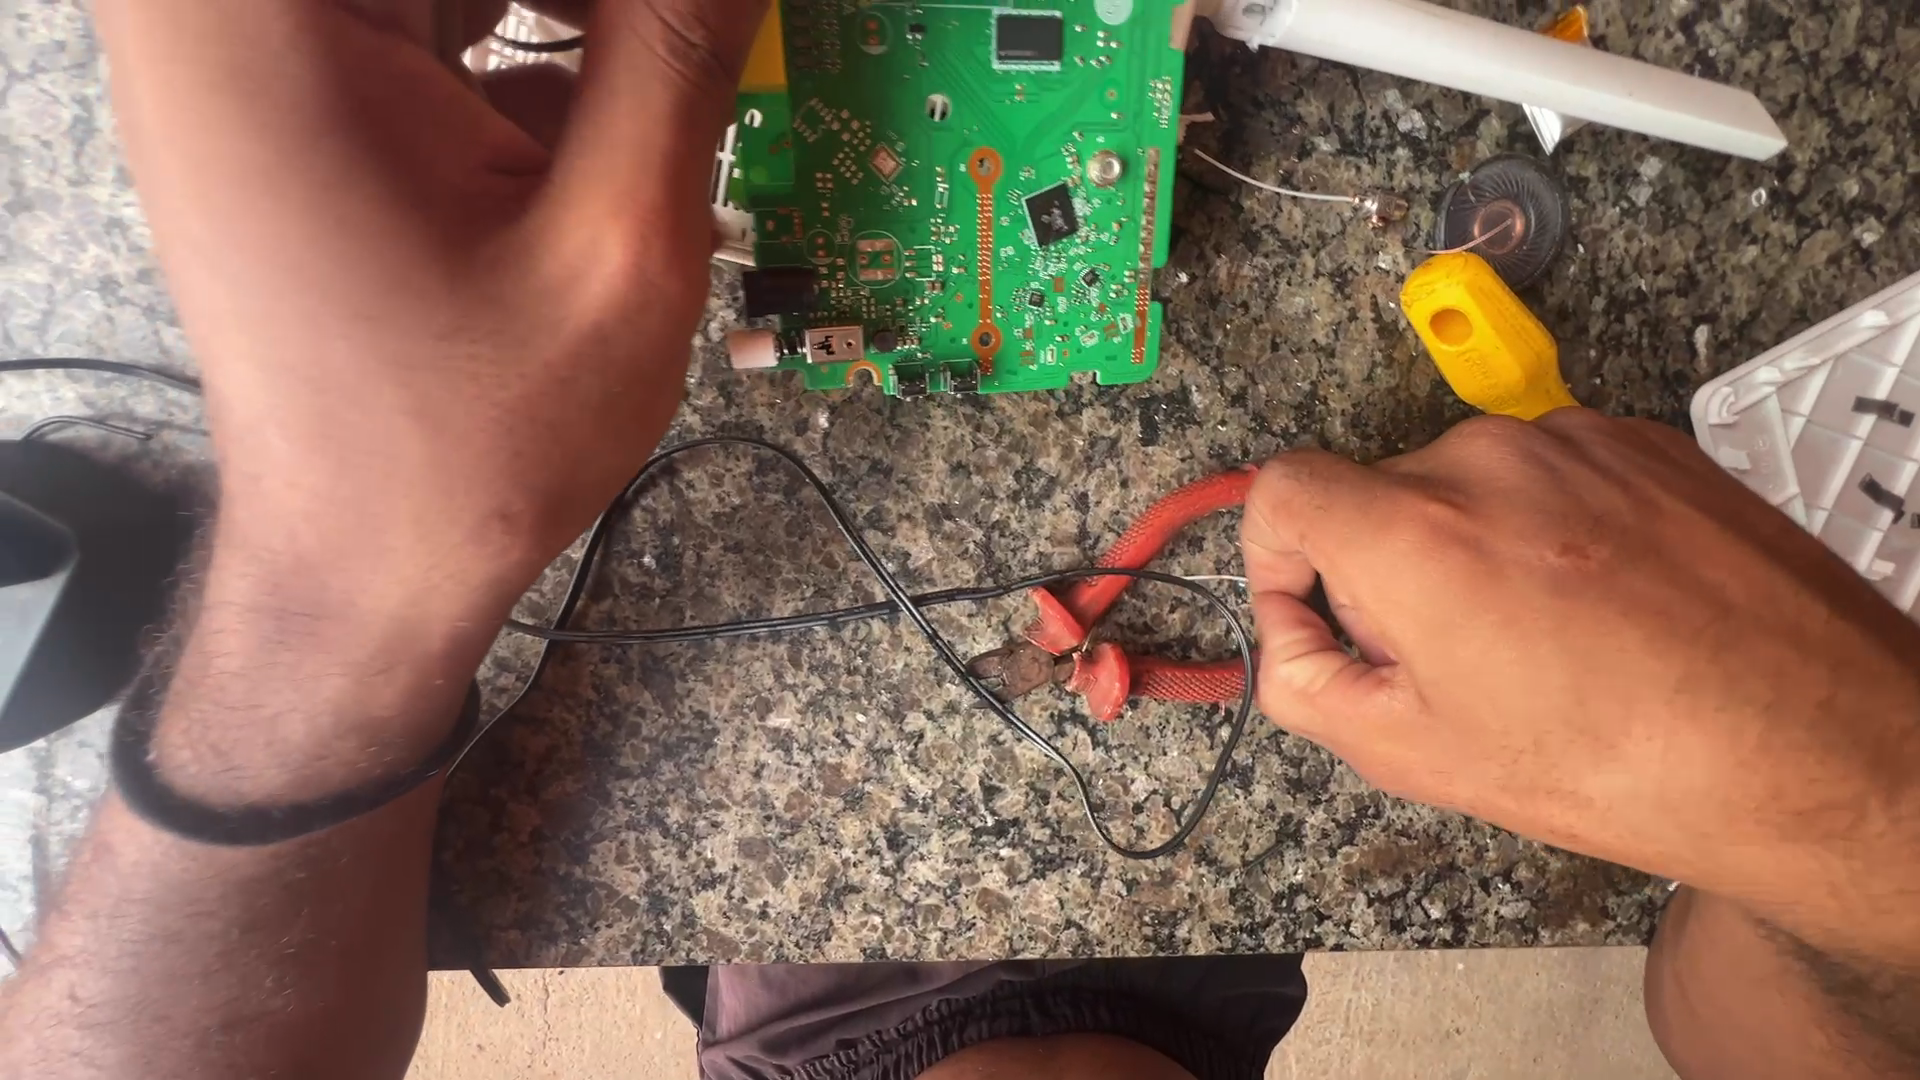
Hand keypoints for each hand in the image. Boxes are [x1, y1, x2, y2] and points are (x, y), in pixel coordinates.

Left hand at [98, 0, 767, 620]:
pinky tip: (616, 153)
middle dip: (617, 18)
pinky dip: (551, 74)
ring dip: (594, 38)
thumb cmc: (485, 438)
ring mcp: (268, 57)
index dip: (636, 1)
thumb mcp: (619, 247)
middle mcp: (232, 8)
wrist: (387, 555)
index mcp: (261, 8)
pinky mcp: (319, 111)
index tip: (712, 35)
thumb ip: (679, 65)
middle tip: (704, 60)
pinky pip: (450, 35)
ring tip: (674, 112)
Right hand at [1242, 410, 1919, 963]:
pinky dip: (1519, 523)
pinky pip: (1522, 471)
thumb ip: (1295, 678)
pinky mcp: (1633, 439)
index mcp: (1414, 535)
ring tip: (1525, 628)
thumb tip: (1287, 627)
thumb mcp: (1403, 751)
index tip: (1310, 601)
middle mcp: (1483, 461)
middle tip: (1439, 650)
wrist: (1831, 756)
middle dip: (1370, 569)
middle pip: (1362, 497)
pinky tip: (1580, 595)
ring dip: (1447, 546)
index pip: (1279, 487)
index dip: (1271, 551)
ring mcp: (1567, 439)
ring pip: (1441, 484)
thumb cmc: (1616, 760)